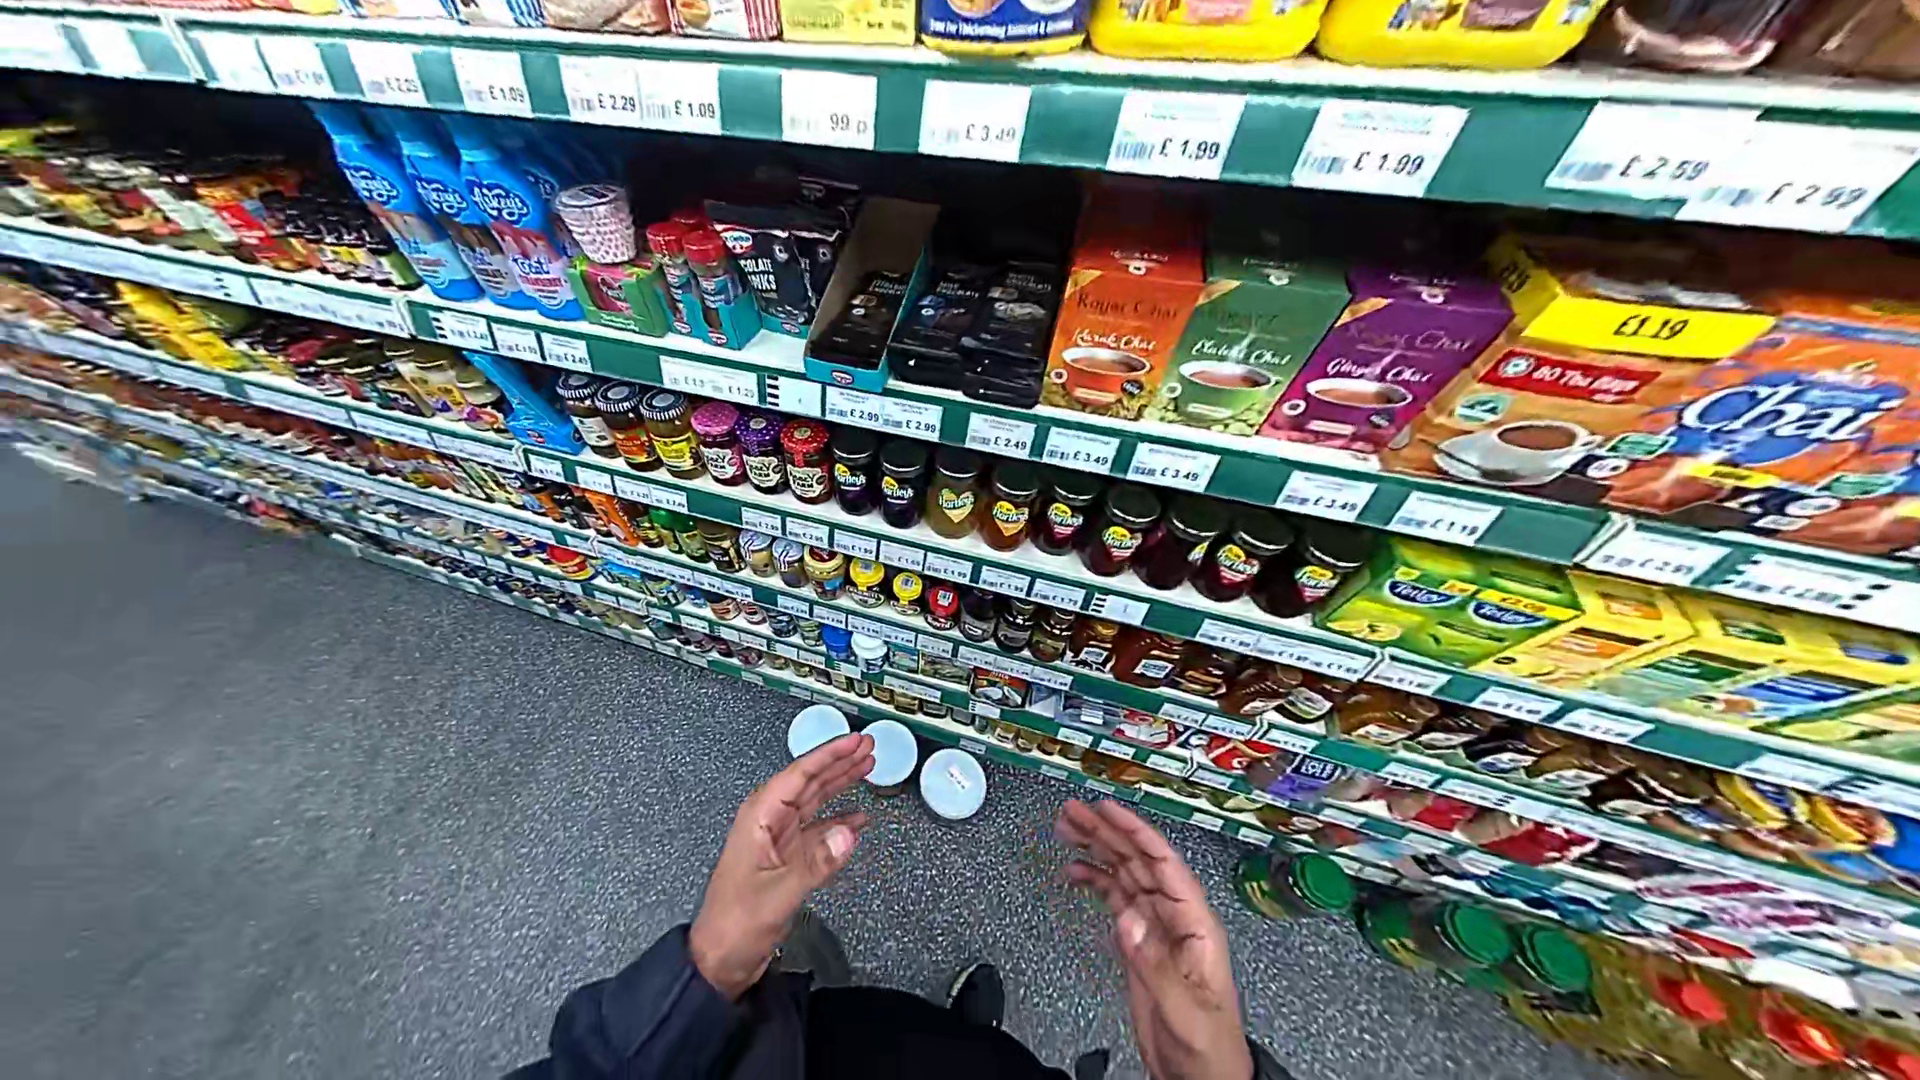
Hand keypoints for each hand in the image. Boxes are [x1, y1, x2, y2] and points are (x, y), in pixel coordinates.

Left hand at [689, 733, 874, 1000]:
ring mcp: (780, 838)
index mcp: (760, 817)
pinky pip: (819, 827)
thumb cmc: (733, 926)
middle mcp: (770, 821)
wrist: (718, 964)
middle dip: (839, 761)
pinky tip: (857, 818)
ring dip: (841, 783)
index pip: (800, 773)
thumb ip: (815, 863)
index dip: (829, 754)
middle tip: (867, 746)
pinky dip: (840, 820)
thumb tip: (848, 834)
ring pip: (816, 799)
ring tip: (866, 767)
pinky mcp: (788, 856)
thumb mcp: (777, 895)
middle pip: (810, 781)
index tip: (854, 741)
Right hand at [1057, 799, 1252, 1079]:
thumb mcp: (1185, 1011)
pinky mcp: (1138, 939)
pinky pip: (1114, 896)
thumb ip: (1155, 964)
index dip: (1135, 831)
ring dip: (1097, 846)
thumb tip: (1126, 918)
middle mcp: (1173, 914)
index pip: (1163, 862)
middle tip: (1073, 811)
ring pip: (1123, 871)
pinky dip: (1093, 879)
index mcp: (1193, 921)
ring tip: (1067, 827)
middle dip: (1106, 831)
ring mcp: (1154, 924)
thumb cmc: (1208, 1048)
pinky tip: (1074, 870)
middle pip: (1137, 859)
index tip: (1108, 809)